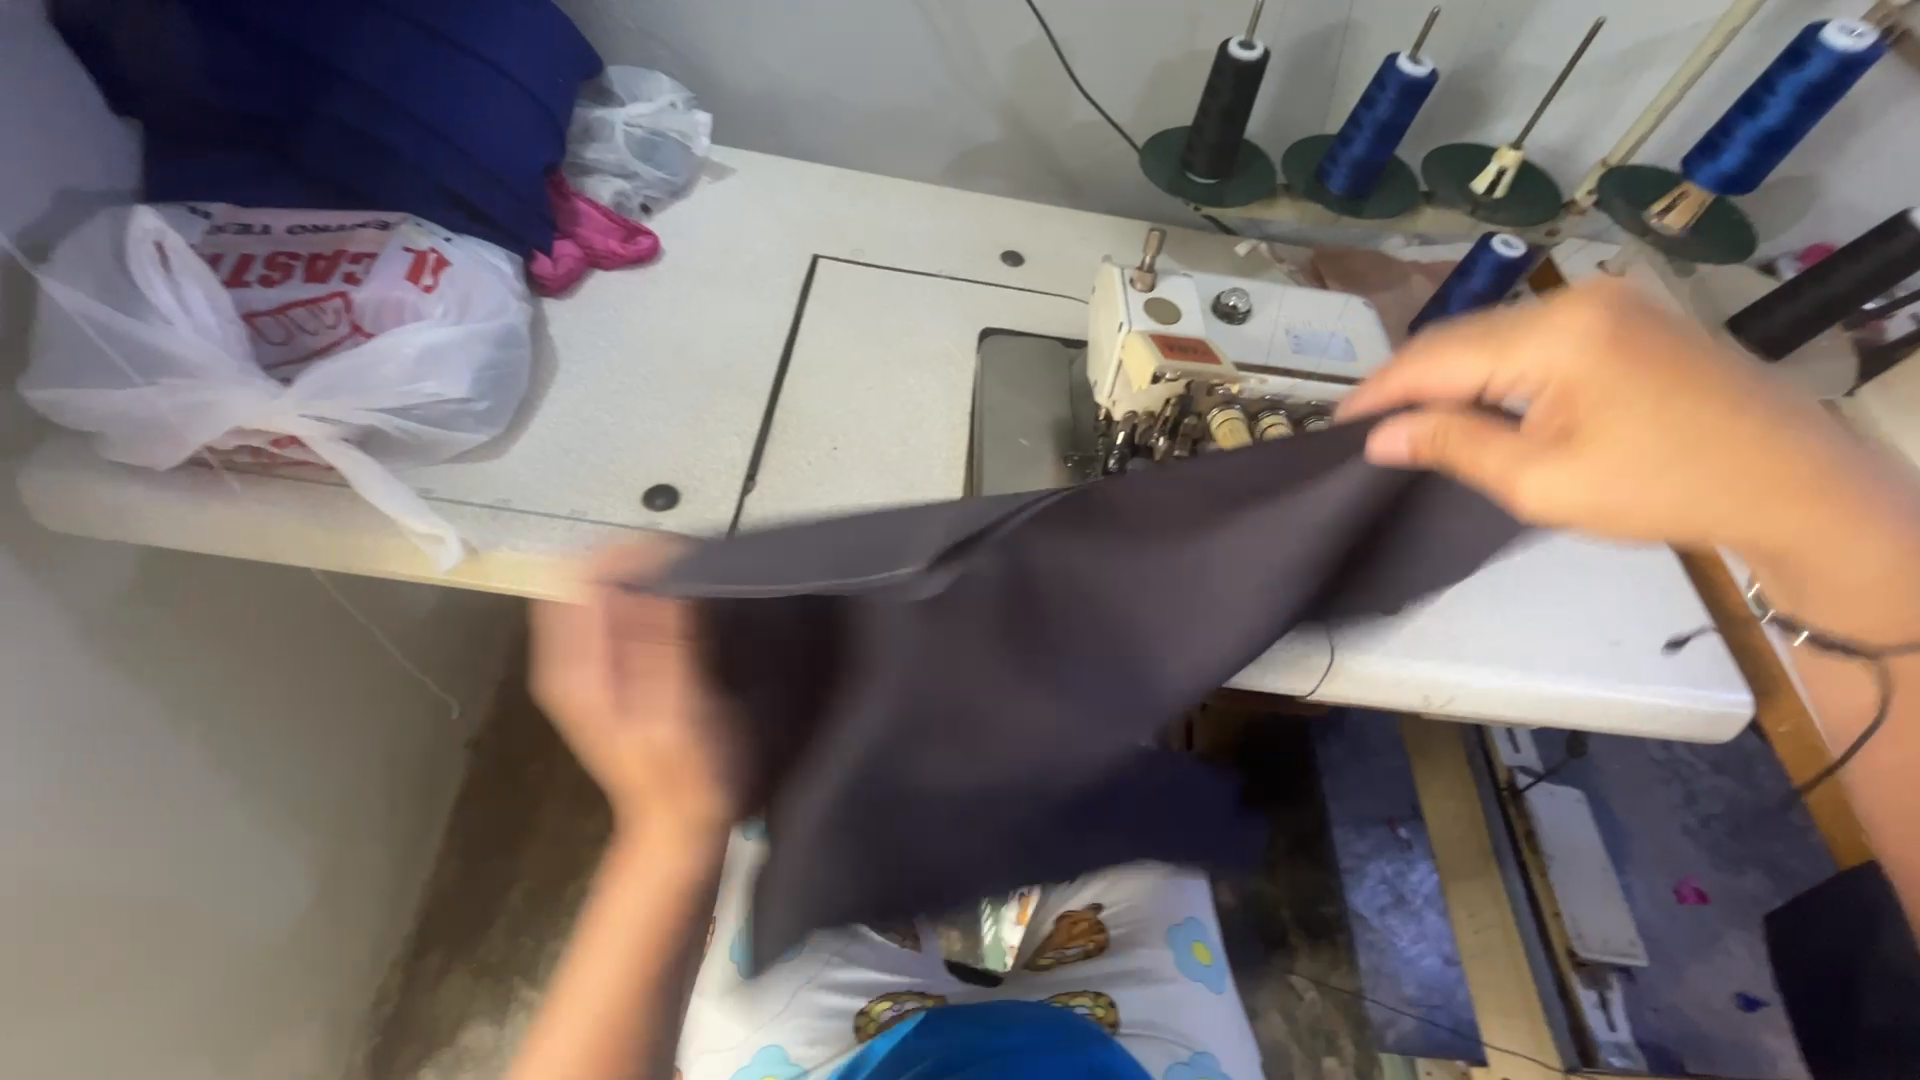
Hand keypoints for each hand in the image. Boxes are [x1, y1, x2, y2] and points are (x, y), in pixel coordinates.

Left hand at [530, 541, 741, 845]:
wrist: (676, 826)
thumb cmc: (685, 776)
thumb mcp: (678, 711)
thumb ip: (664, 645)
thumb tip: (661, 581)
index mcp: (577, 668)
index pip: (582, 575)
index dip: (629, 553)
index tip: (681, 555)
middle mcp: (568, 660)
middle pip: (587, 576)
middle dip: (638, 560)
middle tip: (693, 565)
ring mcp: (583, 666)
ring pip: (601, 591)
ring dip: (646, 576)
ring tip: (694, 580)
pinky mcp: (605, 672)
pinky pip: (616, 613)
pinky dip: (647, 599)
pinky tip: (683, 607)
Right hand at [1339, 279, 1902, 559]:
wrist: (1794, 483)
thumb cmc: (1661, 489)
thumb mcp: (1540, 481)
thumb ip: (1453, 445)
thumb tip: (1380, 436)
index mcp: (1555, 336)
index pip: (1434, 357)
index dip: (1378, 391)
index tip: (1335, 423)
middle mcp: (1576, 299)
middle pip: (1460, 336)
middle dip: (1408, 380)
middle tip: (1368, 424)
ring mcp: (1606, 300)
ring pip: (1491, 332)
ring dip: (1446, 372)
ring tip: (1408, 414)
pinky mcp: (1624, 314)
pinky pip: (1528, 334)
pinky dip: (1488, 365)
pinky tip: (1471, 395)